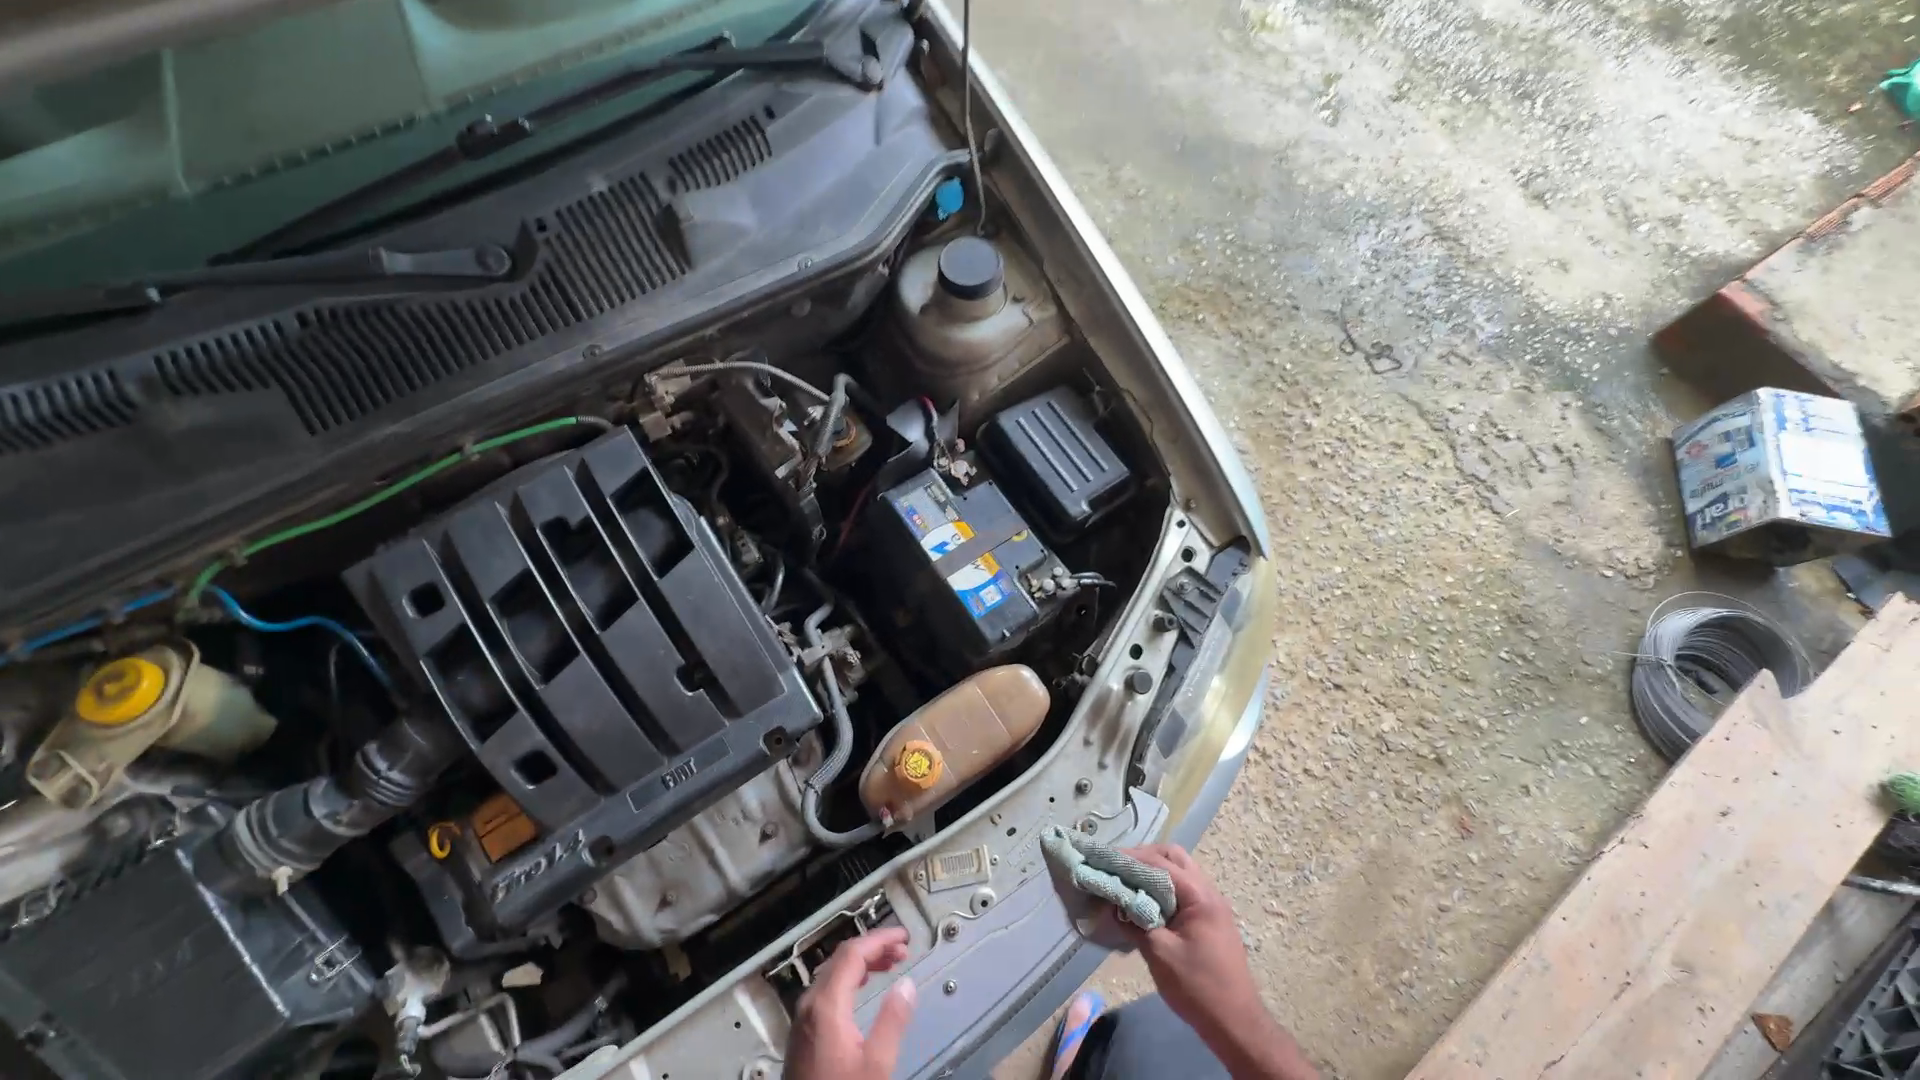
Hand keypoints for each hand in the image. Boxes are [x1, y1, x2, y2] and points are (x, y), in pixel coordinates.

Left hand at [784, 927, 916, 1079]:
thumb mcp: (876, 1064)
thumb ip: (893, 1020)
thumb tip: (906, 983)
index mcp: (826, 1004)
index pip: (853, 953)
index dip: (880, 939)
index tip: (904, 938)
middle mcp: (809, 1003)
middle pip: (841, 958)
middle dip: (873, 948)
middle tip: (902, 951)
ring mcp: (803, 1016)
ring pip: (832, 972)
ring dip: (861, 962)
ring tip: (890, 965)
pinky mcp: (802, 1030)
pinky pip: (826, 988)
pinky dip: (849, 978)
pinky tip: (862, 986)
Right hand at [1114, 845, 1318, 1079]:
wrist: (1235, 1023)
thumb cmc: (1198, 987)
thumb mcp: (1159, 953)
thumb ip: (1134, 922)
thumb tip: (1113, 903)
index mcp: (1200, 897)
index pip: (1161, 863)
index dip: (1131, 859)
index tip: (1104, 860)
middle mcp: (1209, 894)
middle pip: (1174, 858)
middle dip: (1144, 858)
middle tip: (1116, 868)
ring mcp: (1211, 907)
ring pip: (1179, 873)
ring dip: (1153, 872)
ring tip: (1126, 882)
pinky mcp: (1208, 921)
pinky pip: (1182, 891)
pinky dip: (1162, 888)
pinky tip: (1144, 901)